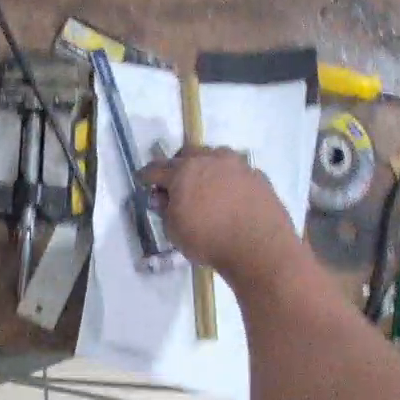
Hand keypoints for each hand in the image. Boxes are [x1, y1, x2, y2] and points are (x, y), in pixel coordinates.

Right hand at [137, 147, 300, 284]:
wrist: (258, 245)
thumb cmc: (207, 239)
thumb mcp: (173, 229)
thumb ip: (164, 208)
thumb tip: (162, 196)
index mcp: (184, 171)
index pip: (156, 169)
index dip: (145, 176)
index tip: (141, 181)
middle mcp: (210, 160)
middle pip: (186, 154)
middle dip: (175, 166)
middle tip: (173, 184)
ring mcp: (237, 165)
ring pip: (213, 156)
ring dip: (203, 166)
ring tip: (202, 186)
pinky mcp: (257, 174)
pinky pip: (234, 170)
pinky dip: (224, 178)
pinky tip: (225, 195)